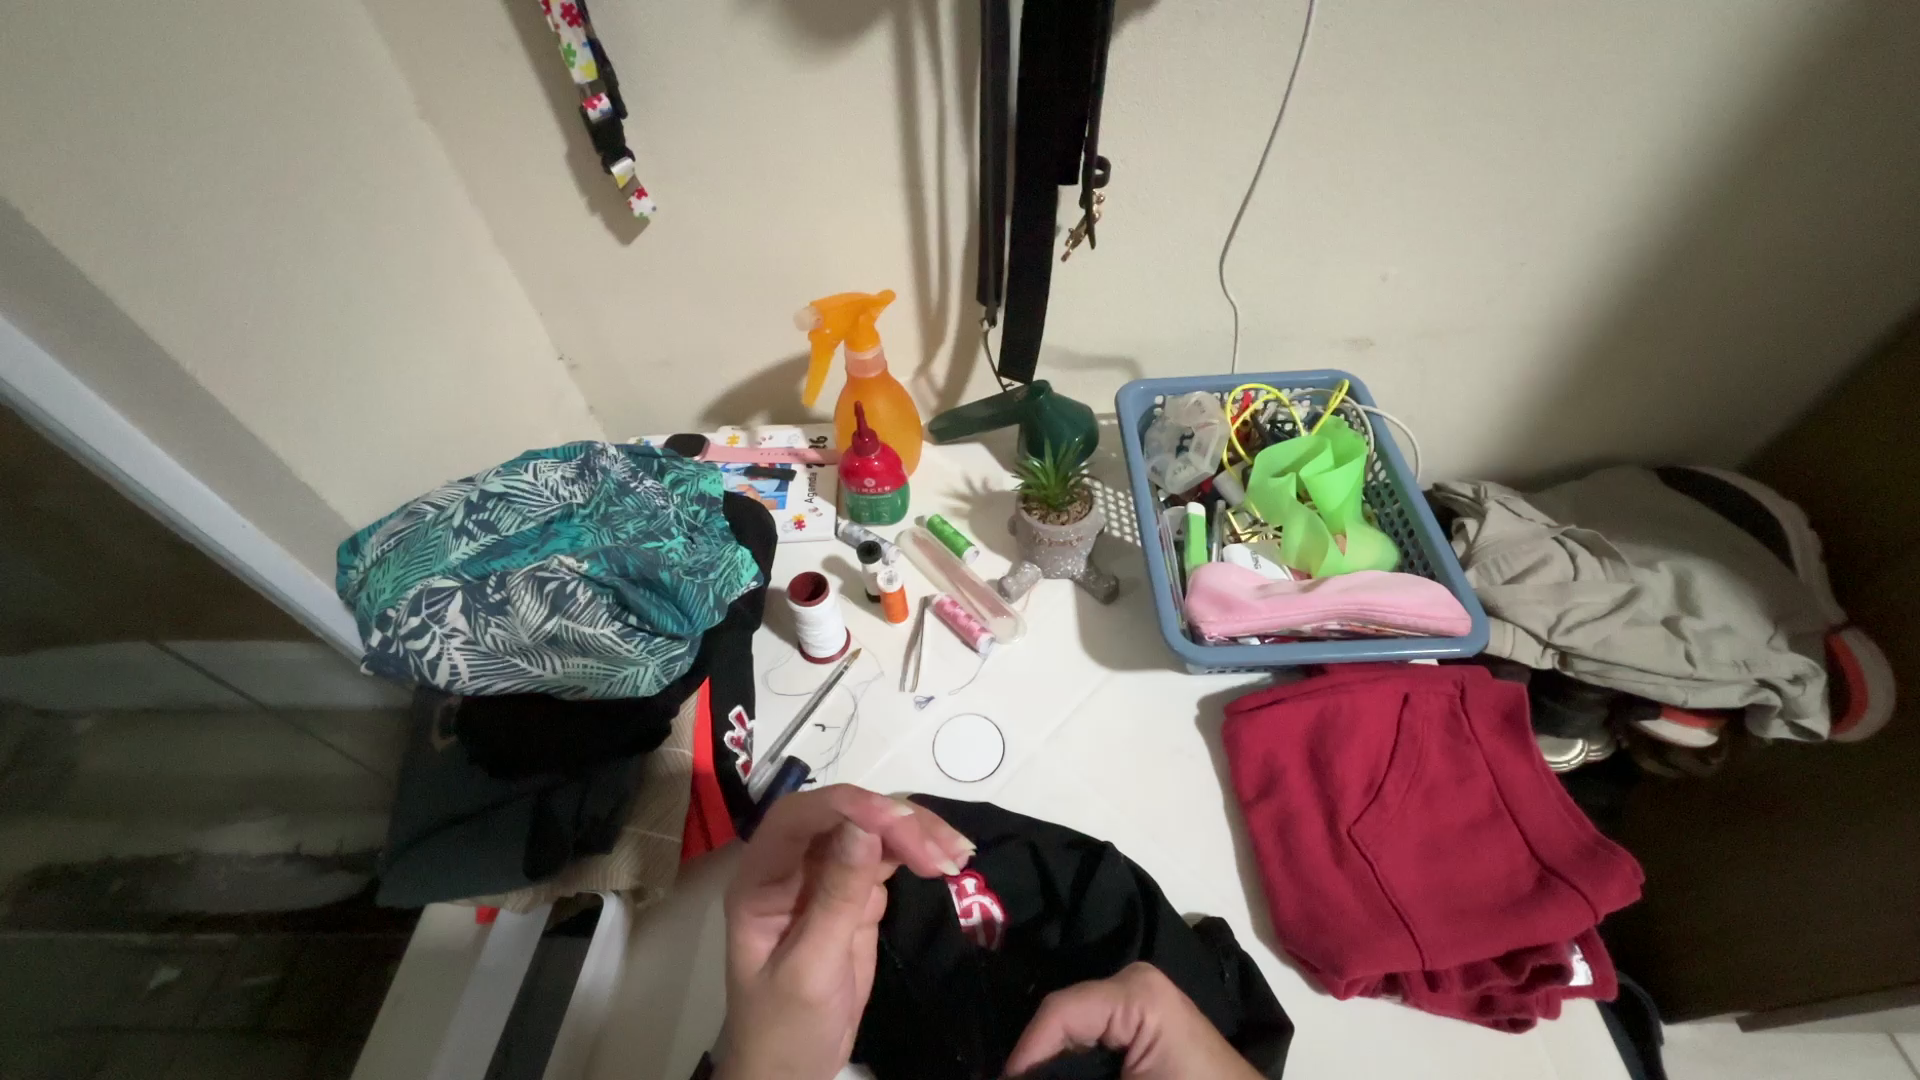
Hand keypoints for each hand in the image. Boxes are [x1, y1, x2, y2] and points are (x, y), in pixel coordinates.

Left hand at [715, 785, 974, 1079]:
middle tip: (939, 849)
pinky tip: (949, 860)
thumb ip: (838, 895)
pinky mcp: (856, 888)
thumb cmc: (785, 1029)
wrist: (792, 1076)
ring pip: (872, 828)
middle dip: (893, 820)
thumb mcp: (812, 968)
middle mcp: (792, 862)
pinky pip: (889, 854)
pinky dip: (919, 853)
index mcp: (761, 876)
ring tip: (957, 854)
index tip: (899, 821)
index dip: (847, 807)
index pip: (800, 817)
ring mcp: (826, 872)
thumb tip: (866, 827)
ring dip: (916, 833)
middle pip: (842, 814)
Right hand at [1003, 963, 1262, 1079]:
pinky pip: (1091, 1039)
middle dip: (1035, 1059)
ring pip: (1072, 1030)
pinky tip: (1058, 1074)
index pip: (1059, 1012)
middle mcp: (1133, 983)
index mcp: (1136, 993)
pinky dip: (1073, 1063)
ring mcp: (1138, 1002)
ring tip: (1029, 1074)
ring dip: (1052, 1062)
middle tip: (1011, 1079)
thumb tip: (1013, 1074)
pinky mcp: (1141, 1026)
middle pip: (1062, 1019)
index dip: (1024, 1056)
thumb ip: (1071, 1075)